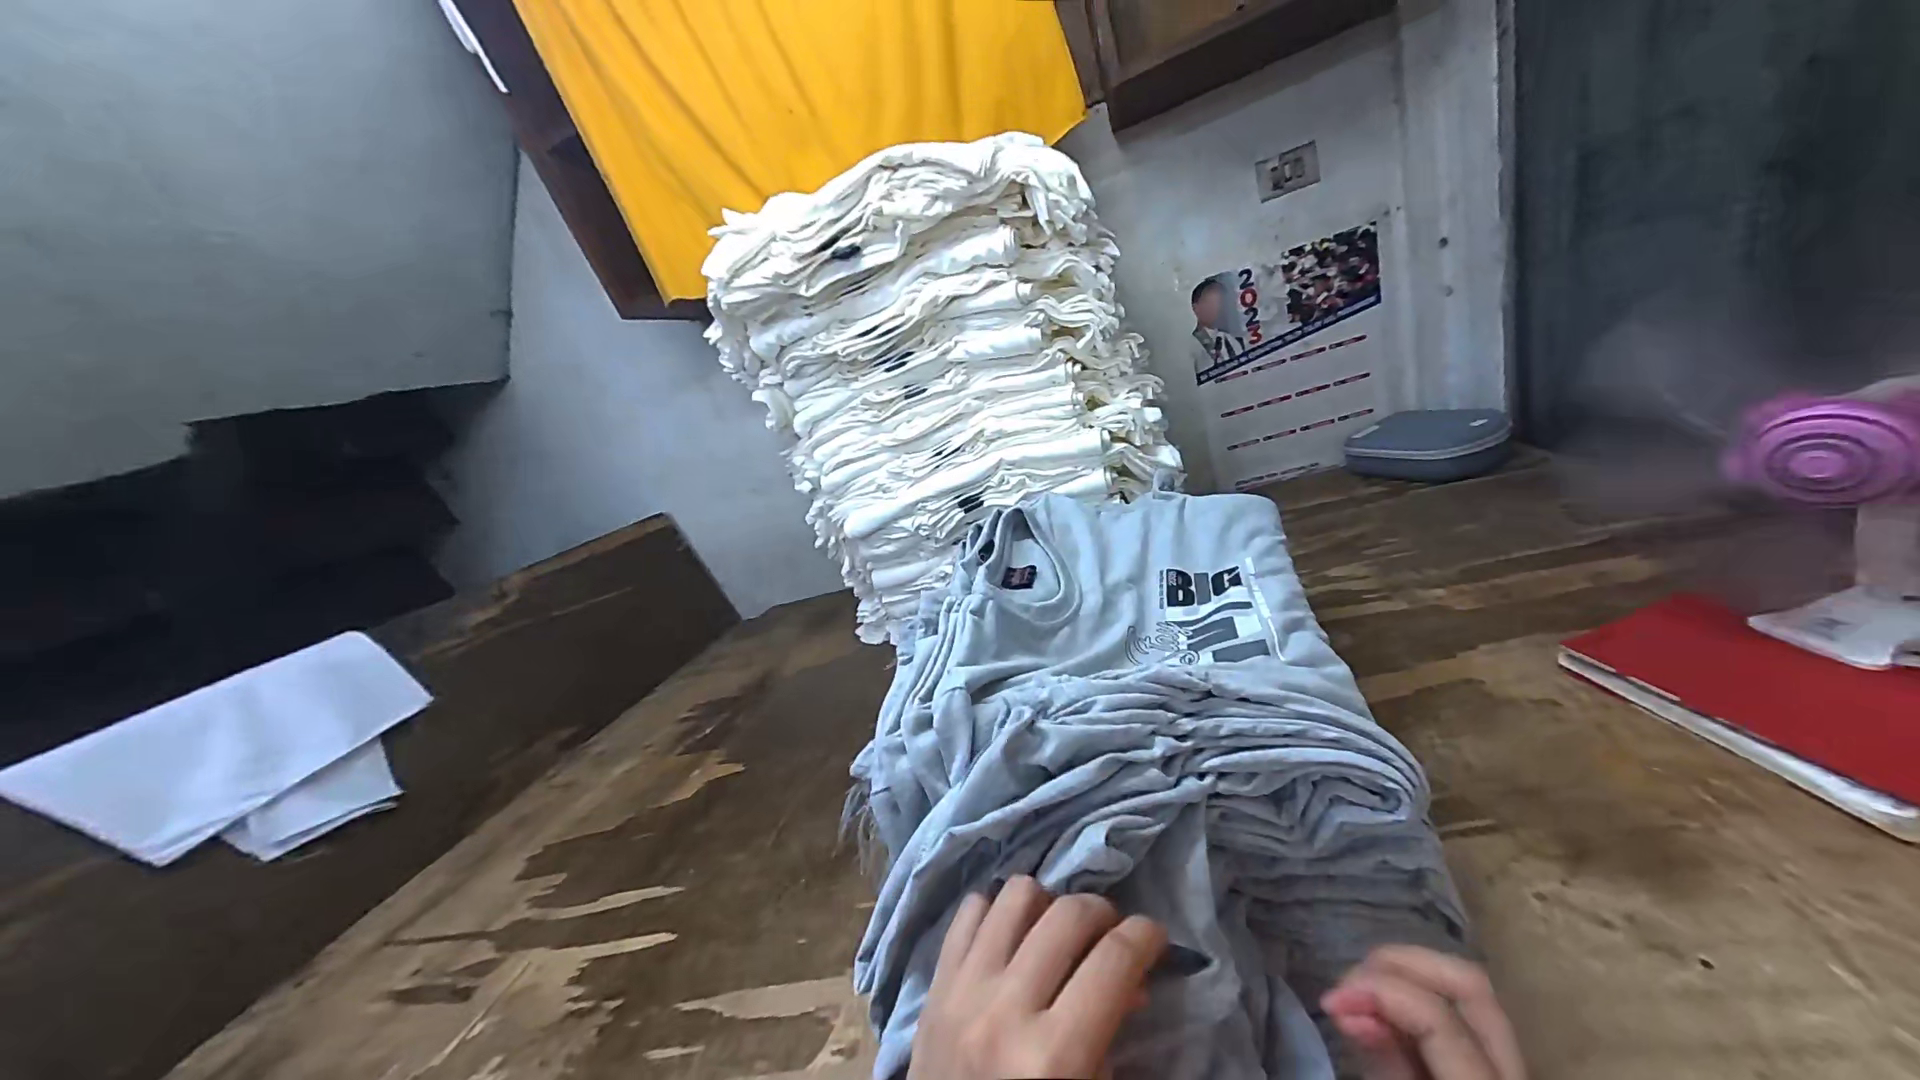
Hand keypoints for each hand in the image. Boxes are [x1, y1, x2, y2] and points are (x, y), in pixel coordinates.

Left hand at [908, 876, 1167, 1079]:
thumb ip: (1111, 1040)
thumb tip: (1131, 984)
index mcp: (1054, 1057)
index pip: (1113, 962)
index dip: (1144, 936)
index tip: (1154, 935)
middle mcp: (1008, 1009)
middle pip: (1069, 916)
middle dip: (1102, 913)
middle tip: (1111, 933)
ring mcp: (965, 987)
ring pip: (1017, 896)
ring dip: (1048, 903)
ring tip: (1057, 930)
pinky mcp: (937, 980)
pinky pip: (970, 910)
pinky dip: (998, 912)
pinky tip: (1012, 936)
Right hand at [1321, 945, 1525, 1079]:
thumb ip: (1384, 1065)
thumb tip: (1346, 1007)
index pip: (1438, 1016)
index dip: (1378, 993)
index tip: (1330, 1000)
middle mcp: (1519, 1068)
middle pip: (1466, 979)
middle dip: (1396, 965)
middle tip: (1350, 986)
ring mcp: (1520, 1062)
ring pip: (1467, 985)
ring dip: (1404, 975)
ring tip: (1363, 994)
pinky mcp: (1503, 1062)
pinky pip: (1464, 1009)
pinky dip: (1418, 995)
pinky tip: (1388, 1009)